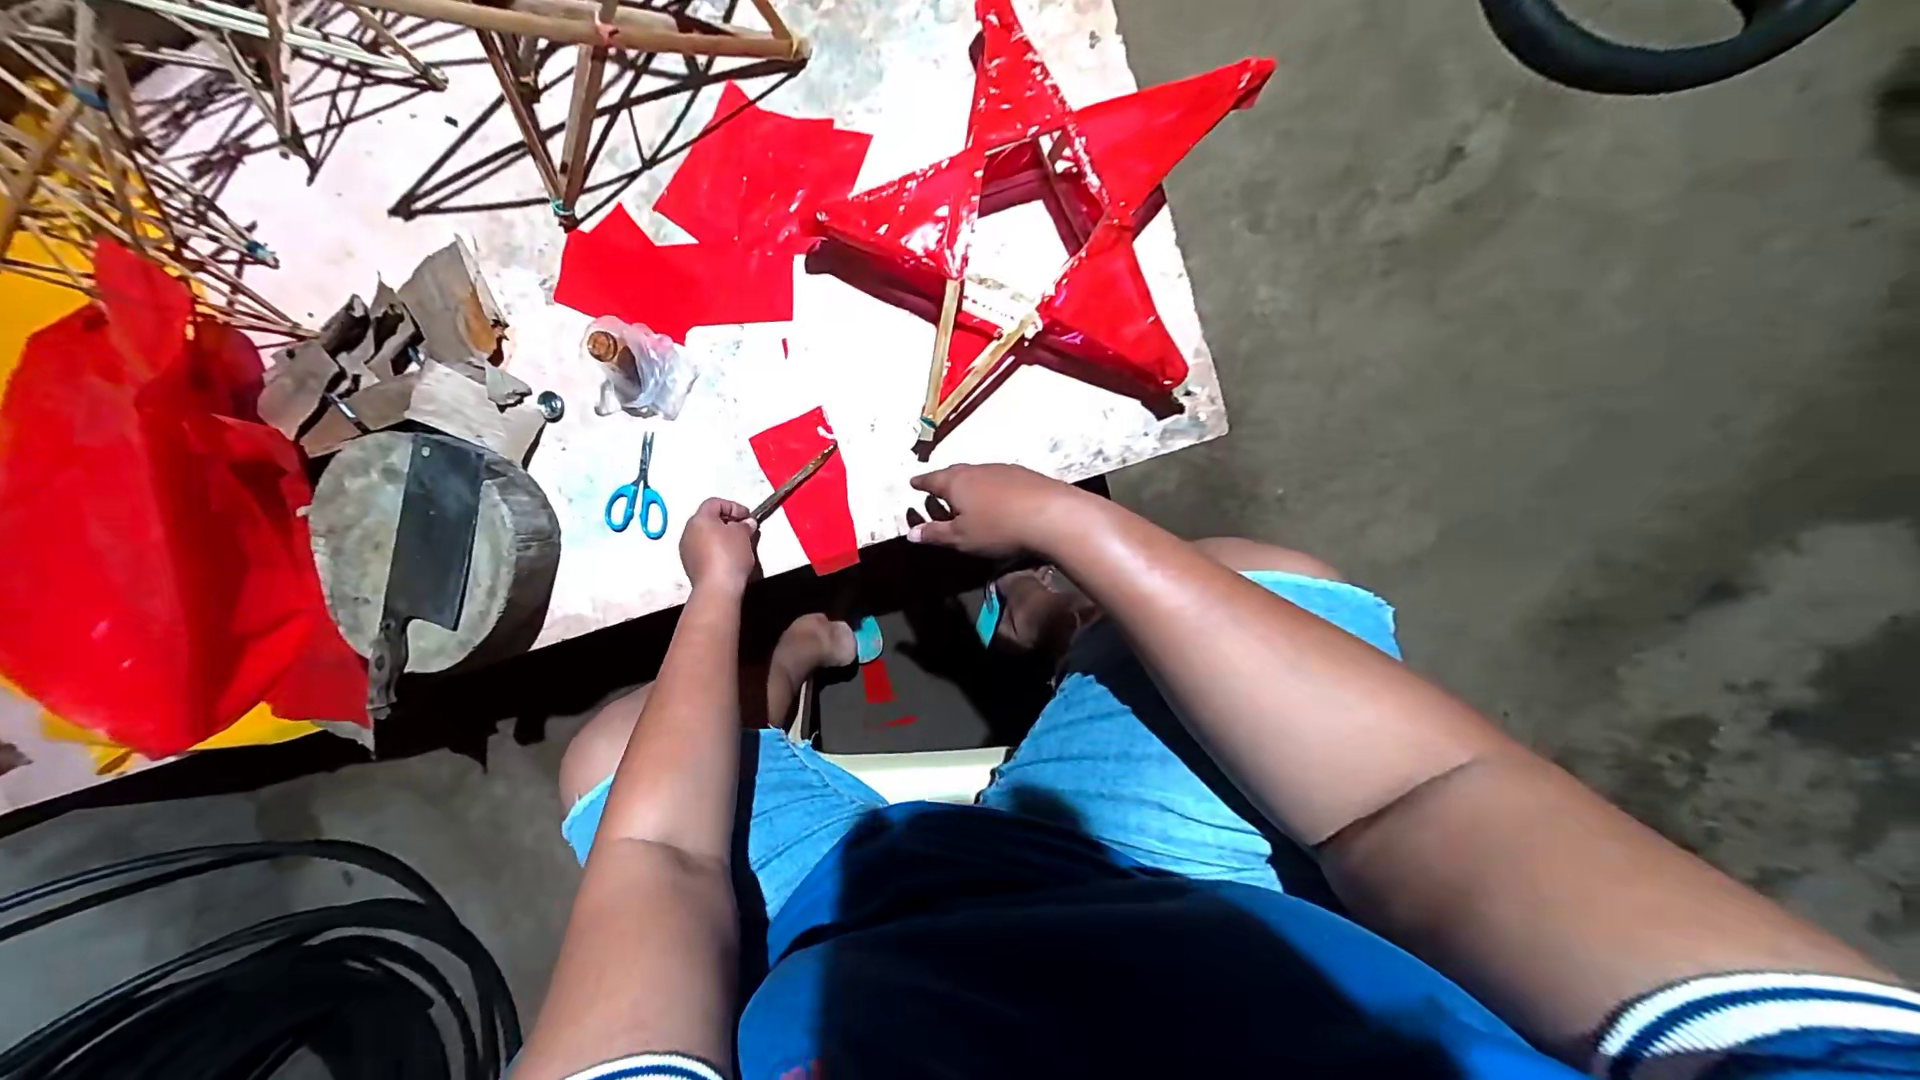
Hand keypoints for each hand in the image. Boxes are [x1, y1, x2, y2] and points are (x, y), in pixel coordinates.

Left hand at [680, 498, 757, 590]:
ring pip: (705, 534)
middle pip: (708, 518)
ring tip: (737, 544)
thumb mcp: (743, 535)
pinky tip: (728, 557)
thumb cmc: (730, 555)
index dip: (734, 506)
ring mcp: (686, 548)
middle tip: (743, 528)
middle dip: (727, 521)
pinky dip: (715, 548)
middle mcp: (688, 531)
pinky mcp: (689, 563)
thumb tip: (747, 523)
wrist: (717, 587)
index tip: (747, 517)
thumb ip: (745, 525)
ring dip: (720, 535)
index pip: (715, 503)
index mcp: (700, 519)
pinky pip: (703, 549)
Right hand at [907, 464, 1090, 558]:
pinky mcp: (1026, 475)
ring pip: (980, 475)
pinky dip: (993, 488)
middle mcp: (977, 470)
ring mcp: (1003, 470)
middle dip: (945, 481)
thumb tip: (912, 532)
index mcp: (956, 482)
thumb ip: (936, 534)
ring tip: (969, 497)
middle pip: (955, 473)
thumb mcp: (961, 538)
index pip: (932, 480)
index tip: (914, 483)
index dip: (921, 483)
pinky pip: (1001, 480)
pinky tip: (1000, 500)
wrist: (1051, 514)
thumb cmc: (998, 527)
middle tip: (938, 488)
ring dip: (971, 484)